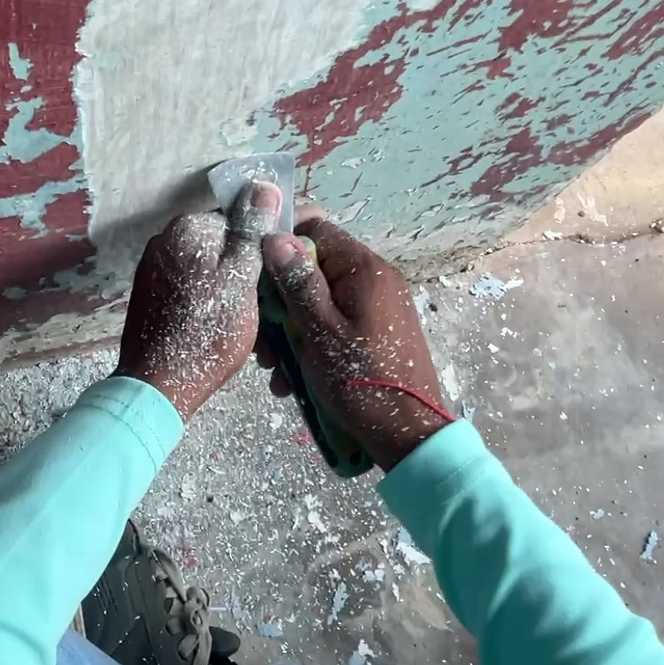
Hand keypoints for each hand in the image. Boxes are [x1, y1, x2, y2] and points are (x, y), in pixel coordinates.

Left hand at [115, 182, 282, 418]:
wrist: (159, 384)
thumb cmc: (208, 332)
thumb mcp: (242, 278)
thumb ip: (251, 230)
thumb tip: (263, 184)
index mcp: (187, 228)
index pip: (238, 218)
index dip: (267, 240)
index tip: (288, 262)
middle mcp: (164, 240)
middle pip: (221, 243)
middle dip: (249, 266)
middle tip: (275, 298)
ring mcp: (153, 268)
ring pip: (208, 268)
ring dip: (232, 287)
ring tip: (254, 319)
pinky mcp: (151, 294)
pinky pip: (191, 286)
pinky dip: (211, 300)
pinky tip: (225, 324)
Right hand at [260, 217, 451, 469]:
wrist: (409, 436)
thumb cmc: (361, 380)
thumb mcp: (319, 330)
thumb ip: (297, 282)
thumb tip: (275, 236)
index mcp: (364, 270)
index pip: (316, 228)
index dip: (281, 243)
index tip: (254, 271)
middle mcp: (373, 279)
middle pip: (313, 268)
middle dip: (280, 300)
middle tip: (260, 337)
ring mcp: (375, 306)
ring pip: (318, 300)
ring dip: (290, 328)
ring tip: (273, 367)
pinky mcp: (374, 331)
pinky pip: (332, 323)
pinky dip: (310, 344)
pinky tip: (292, 377)